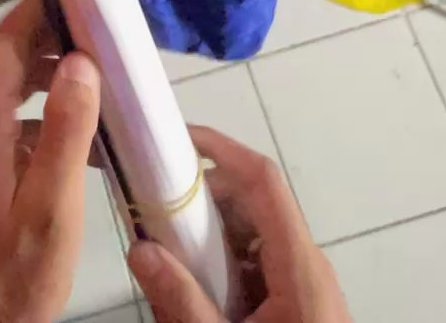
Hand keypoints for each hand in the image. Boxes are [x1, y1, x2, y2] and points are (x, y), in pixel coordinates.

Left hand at [0, 0, 103, 322]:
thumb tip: (80, 59)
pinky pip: (9, 109)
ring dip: (53, 70)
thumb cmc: (17, 269)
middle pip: (11, 53)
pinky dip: (44, 104)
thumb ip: (67, 130)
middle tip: (108, 28)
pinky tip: (83, 124)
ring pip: (11, 80)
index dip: (45, 6)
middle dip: (57, 35)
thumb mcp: (51, 206)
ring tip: (105, 70)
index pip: (10, 38)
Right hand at [128, 126, 349, 322]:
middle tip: (154, 211)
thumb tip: (138, 248)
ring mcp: (305, 286)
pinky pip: (256, 263)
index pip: (263, 181)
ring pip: (252, 233)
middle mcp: (307, 265)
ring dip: (209, 232)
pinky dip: (223, 262)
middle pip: (253, 203)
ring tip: (169, 254)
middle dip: (202, 198)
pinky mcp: (298, 306)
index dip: (222, 148)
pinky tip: (196, 291)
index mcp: (299, 267)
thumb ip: (182, 303)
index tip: (176, 140)